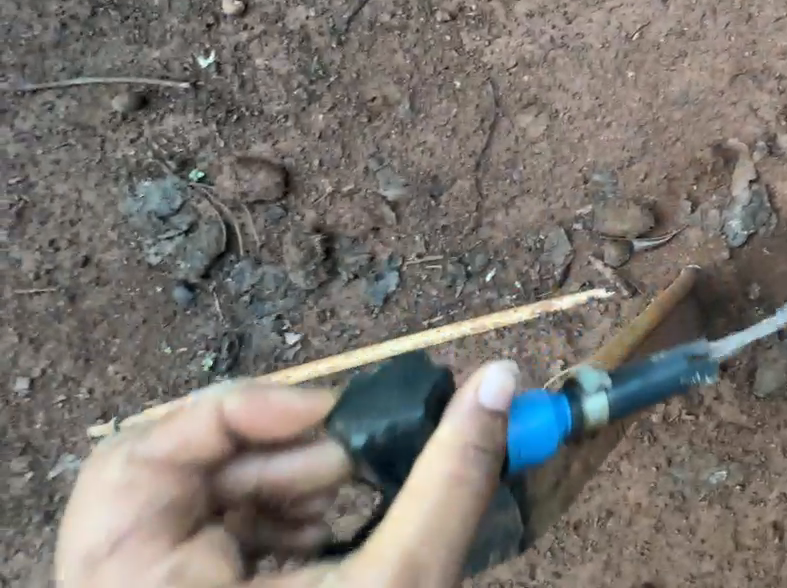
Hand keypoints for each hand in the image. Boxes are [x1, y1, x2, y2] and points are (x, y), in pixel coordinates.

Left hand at [56, 359, 519, 587]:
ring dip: (308, 479)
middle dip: (297, 451)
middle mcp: (128, 587)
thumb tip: (502, 375)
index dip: (239, 411)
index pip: (139, 457)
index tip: (337, 414)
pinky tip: (344, 533)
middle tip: (368, 461)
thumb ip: (454, 472)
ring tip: (364, 501)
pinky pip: (238, 527)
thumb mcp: (403, 581)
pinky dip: (301, 512)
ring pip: (222, 492)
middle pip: (190, 467)